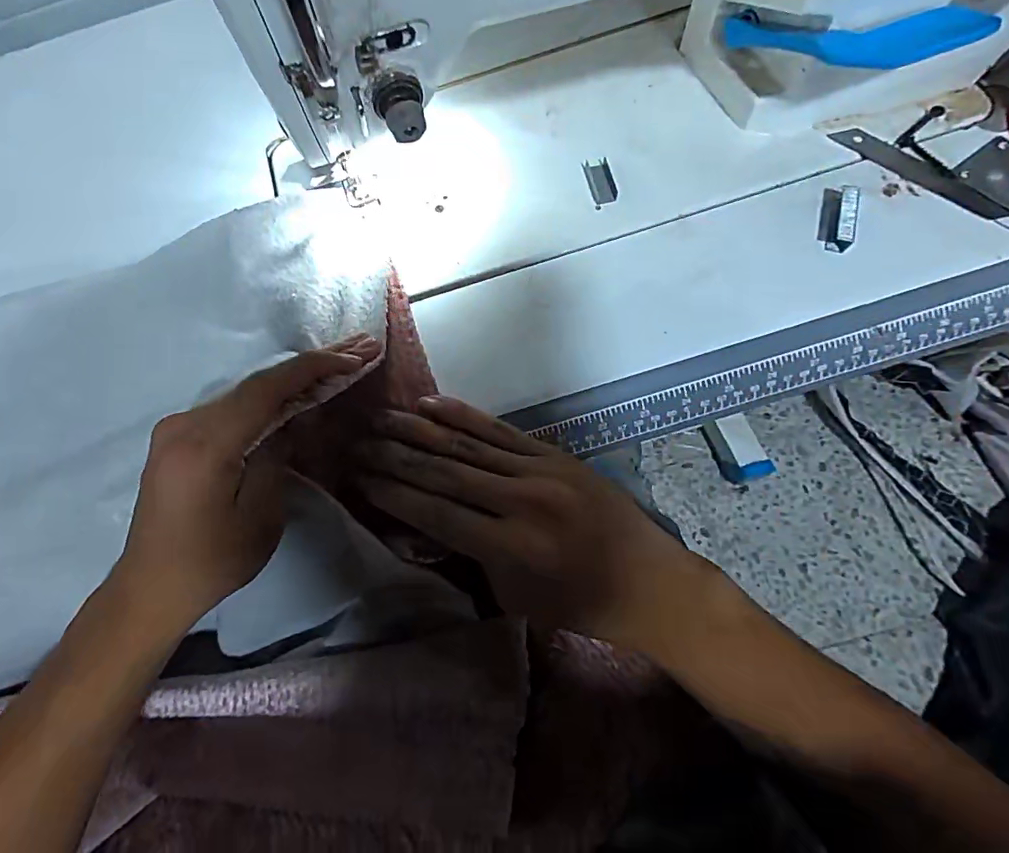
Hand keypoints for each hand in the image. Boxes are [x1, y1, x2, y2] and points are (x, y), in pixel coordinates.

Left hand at [117, 334, 381, 627]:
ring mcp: (175, 426)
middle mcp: (184, 423)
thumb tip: (291, 419)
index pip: (266, 389)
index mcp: (204, 444)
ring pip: (243, 392)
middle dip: (308, 366)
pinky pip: (229, 407)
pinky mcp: (176, 436)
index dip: (313, 367)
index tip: (354, 356)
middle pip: (255, 383)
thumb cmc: (211, 562)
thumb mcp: (260, 517)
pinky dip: (265, 399)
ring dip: (288, 381)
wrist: (150, 587)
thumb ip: (276, 457)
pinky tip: (295, 394)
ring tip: (335, 367)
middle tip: (357, 350)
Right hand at [352, 395, 710, 651]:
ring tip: (382, 417)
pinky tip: (432, 403)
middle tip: (358, 443)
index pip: (436, 513)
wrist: (650, 581)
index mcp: (511, 547)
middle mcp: (520, 501)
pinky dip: (463, 416)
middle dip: (395, 457)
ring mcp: (538, 471)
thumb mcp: (516, 598)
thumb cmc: (580, 603)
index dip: (393, 495)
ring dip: (419, 429)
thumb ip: (469, 560)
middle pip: (443, 472)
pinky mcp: (552, 453)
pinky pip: (499, 431)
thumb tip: (422, 526)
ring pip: (466, 445)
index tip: (359, 478)